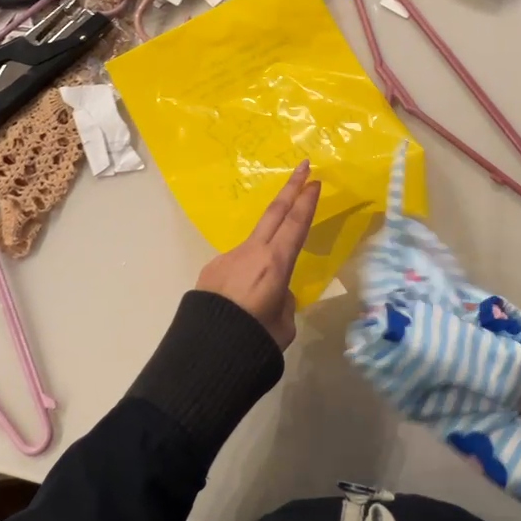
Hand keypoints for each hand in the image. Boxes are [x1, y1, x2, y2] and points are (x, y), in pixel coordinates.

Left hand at [196, 161, 320, 348]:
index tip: (314, 181)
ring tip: (266, 288)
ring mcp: (228, 258)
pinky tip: (243, 301)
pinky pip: (236, 265)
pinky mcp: (211, 269)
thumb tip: (276, 293)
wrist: (206, 352)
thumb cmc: (254, 340)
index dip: (307, 202)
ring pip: (254, 244)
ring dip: (266, 249)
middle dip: (290, 189)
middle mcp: (252, 253)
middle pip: (274, 213)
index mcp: (275, 264)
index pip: (296, 224)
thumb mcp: (284, 326)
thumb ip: (285, 302)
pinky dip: (246, 275)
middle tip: (302, 167)